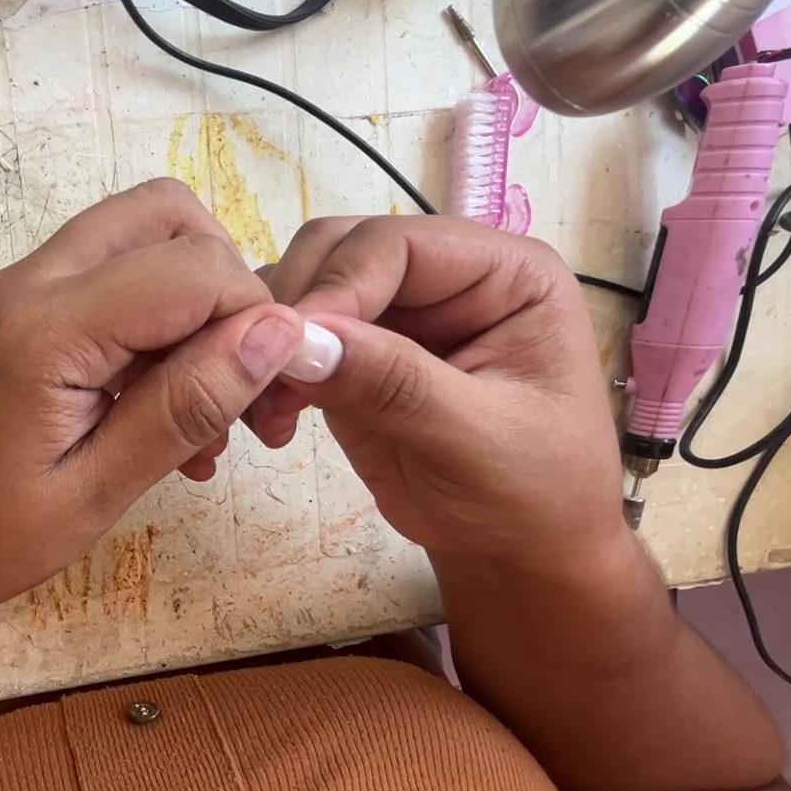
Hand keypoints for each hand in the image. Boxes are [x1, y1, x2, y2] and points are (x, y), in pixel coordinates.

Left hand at [0, 179, 312, 632]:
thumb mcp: (99, 490)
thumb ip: (185, 404)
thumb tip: (277, 333)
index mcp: (45, 331)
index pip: (191, 267)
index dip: (253, 319)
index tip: (270, 396)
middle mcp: (27, 285)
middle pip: (165, 216)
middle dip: (225, 289)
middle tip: (241, 383)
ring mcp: (16, 292)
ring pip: (138, 241)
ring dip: (191, 309)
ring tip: (204, 415)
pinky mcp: (16, 313)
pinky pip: (106, 283)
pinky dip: (152, 327)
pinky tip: (162, 410)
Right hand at [245, 215, 626, 570]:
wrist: (506, 545)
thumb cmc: (526, 492)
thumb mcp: (474, 439)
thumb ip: (394, 384)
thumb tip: (302, 340)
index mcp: (499, 273)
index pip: (395, 245)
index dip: (335, 287)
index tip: (291, 349)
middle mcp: (438, 280)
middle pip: (333, 251)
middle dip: (293, 310)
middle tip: (270, 380)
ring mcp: (387, 316)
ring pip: (297, 289)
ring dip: (268, 341)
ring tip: (268, 409)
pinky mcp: (346, 356)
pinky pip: (285, 339)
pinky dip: (265, 372)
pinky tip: (271, 421)